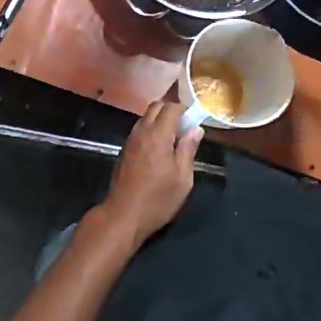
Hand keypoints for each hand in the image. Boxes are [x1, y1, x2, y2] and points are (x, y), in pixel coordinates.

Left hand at [96, 101, 202, 244]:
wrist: (123, 214)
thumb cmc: (158, 198)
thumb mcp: (182, 178)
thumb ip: (188, 149)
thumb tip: (196, 129)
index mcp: (158, 135)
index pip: (171, 107)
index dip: (184, 108)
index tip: (194, 119)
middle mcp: (142, 131)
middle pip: (155, 106)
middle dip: (171, 108)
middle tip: (185, 124)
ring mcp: (130, 139)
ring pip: (145, 117)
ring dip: (159, 119)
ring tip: (174, 136)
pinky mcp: (124, 149)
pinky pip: (139, 129)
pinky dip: (151, 129)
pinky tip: (159, 147)